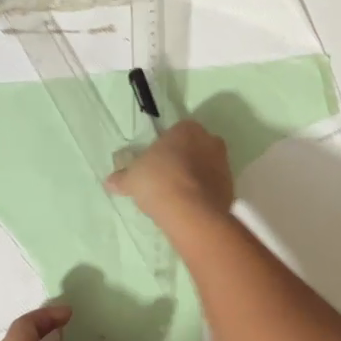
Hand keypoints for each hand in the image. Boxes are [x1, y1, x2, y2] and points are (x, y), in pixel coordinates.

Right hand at [105, 120, 233, 220]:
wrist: (191, 212)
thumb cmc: (158, 182)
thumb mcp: (132, 178)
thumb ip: (122, 177)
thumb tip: (109, 181)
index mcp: (187, 128)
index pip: (175, 133)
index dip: (164, 148)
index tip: (154, 165)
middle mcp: (210, 140)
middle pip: (193, 148)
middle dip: (182, 161)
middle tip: (164, 180)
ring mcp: (224, 164)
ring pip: (205, 167)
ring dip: (194, 178)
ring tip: (176, 197)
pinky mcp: (231, 187)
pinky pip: (212, 187)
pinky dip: (203, 194)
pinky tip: (189, 207)